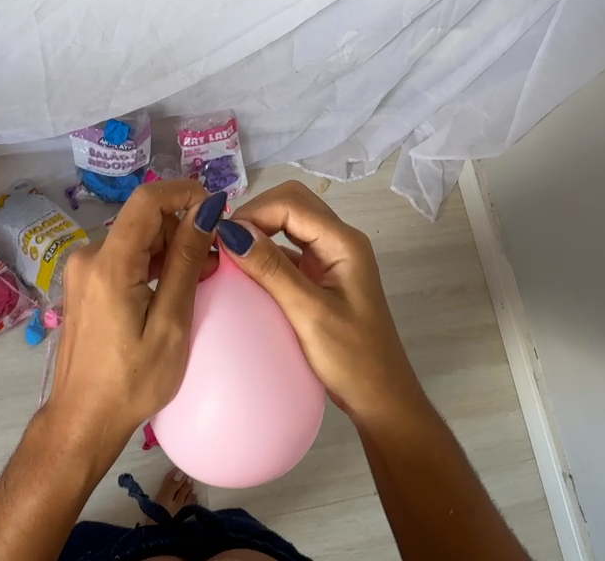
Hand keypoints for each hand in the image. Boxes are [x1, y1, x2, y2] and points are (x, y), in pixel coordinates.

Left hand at [45, 179, 222, 453]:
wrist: (82, 421)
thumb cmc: (132, 381)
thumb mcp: (171, 323)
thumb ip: (186, 261)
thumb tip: (207, 210)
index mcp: (109, 263)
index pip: (147, 199)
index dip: (184, 192)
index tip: (217, 211)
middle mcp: (90, 256)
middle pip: (144, 218)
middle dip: (183, 227)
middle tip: (215, 260)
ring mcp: (84, 270)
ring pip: (137, 236)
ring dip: (171, 247)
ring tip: (201, 277)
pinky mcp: (86, 284)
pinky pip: (126, 256)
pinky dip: (154, 262)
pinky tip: (175, 288)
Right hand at [216, 180, 423, 421]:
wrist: (382, 400)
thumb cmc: (353, 359)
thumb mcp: (309, 314)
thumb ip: (272, 270)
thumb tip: (231, 231)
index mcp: (344, 242)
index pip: (292, 203)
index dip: (254, 212)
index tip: (222, 237)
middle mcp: (338, 241)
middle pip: (292, 204)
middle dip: (256, 214)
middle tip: (224, 241)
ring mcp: (330, 258)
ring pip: (289, 224)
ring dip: (259, 231)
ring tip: (227, 252)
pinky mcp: (320, 277)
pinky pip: (289, 250)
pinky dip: (265, 253)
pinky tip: (243, 273)